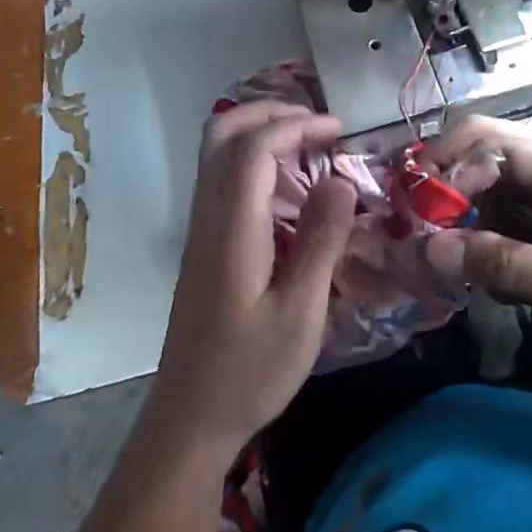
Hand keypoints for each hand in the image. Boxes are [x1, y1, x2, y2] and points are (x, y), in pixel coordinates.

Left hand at [151, 103, 356, 450]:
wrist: (190, 417)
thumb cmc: (250, 370)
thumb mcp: (301, 312)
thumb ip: (321, 241)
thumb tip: (341, 181)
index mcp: (232, 229)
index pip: (254, 148)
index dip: (297, 125)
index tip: (340, 130)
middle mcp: (207, 217)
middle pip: (222, 134)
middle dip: (271, 114)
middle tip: (320, 126)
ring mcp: (200, 229)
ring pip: (218, 154)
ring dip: (262, 134)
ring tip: (312, 149)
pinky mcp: (203, 245)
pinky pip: (223, 181)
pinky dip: (255, 163)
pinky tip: (291, 191)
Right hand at [422, 115, 531, 364]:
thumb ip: (502, 263)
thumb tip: (427, 248)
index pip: (488, 138)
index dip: (444, 166)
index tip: (413, 210)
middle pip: (485, 155)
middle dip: (449, 190)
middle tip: (419, 231)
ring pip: (492, 187)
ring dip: (469, 220)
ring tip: (458, 263)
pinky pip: (510, 214)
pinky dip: (493, 239)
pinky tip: (497, 277)